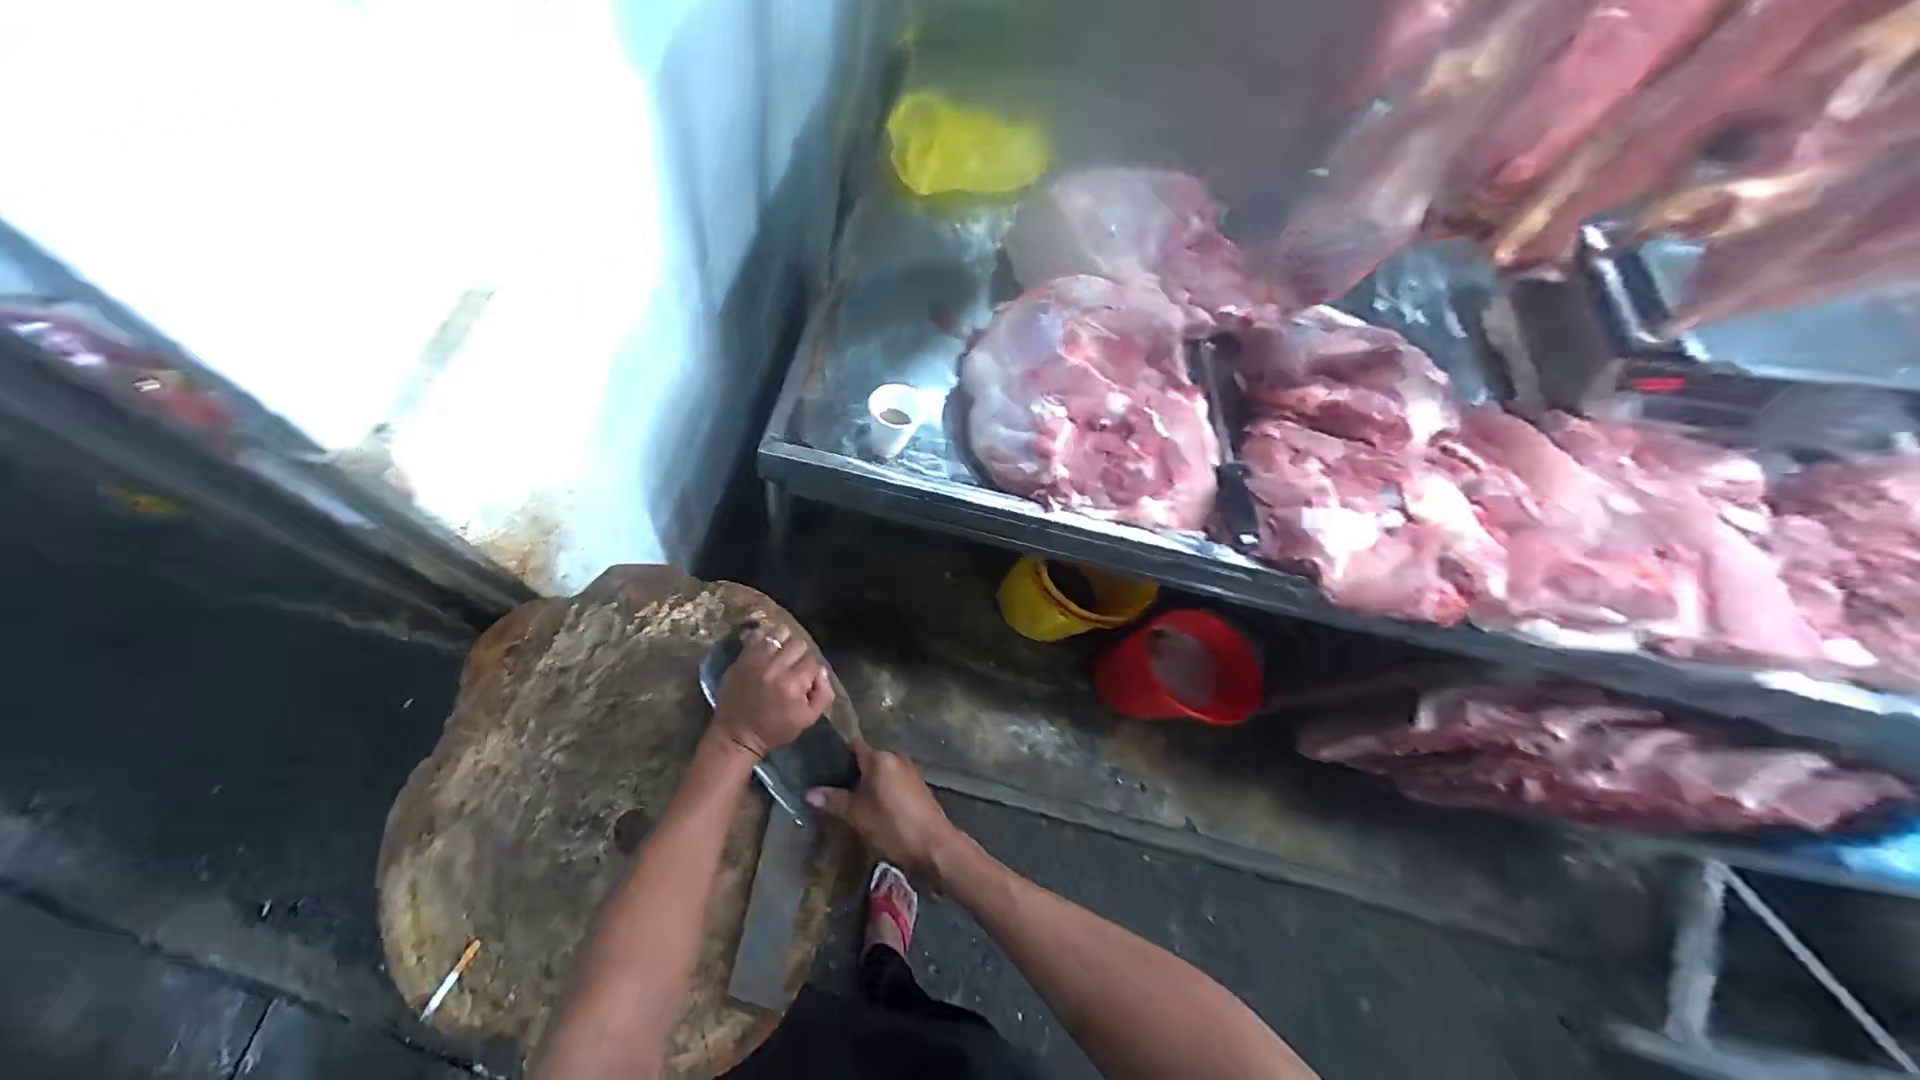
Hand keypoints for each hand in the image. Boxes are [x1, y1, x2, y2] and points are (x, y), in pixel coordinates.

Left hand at [711, 624, 832, 758]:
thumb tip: (822, 671)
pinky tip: (769, 646)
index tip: (807, 680)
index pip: (813, 661)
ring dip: (785, 642)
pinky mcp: (741, 659)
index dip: (812, 670)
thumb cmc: (775, 729)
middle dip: (800, 656)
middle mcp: (775, 668)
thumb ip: (824, 694)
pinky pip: (757, 636)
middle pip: (799, 645)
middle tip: (794, 668)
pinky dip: (766, 637)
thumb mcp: (808, 719)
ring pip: (779, 634)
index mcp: (793, 684)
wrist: (736, 735)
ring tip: (782, 653)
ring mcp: (756, 661)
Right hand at [807, 741, 965, 889]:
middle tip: (831, 787)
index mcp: (880, 758)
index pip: (853, 746)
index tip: (822, 766)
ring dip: (867, 782)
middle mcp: (896, 757)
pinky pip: (893, 781)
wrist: (933, 845)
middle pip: (868, 758)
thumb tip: (809, 792)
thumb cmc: (891, 824)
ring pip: (881, 771)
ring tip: (848, 799)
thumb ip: (834, 800)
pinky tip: (871, 806)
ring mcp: (910, 771)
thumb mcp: (857, 814)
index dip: (837, 754)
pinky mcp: (918, 786)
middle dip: (851, 771)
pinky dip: (881, 789)